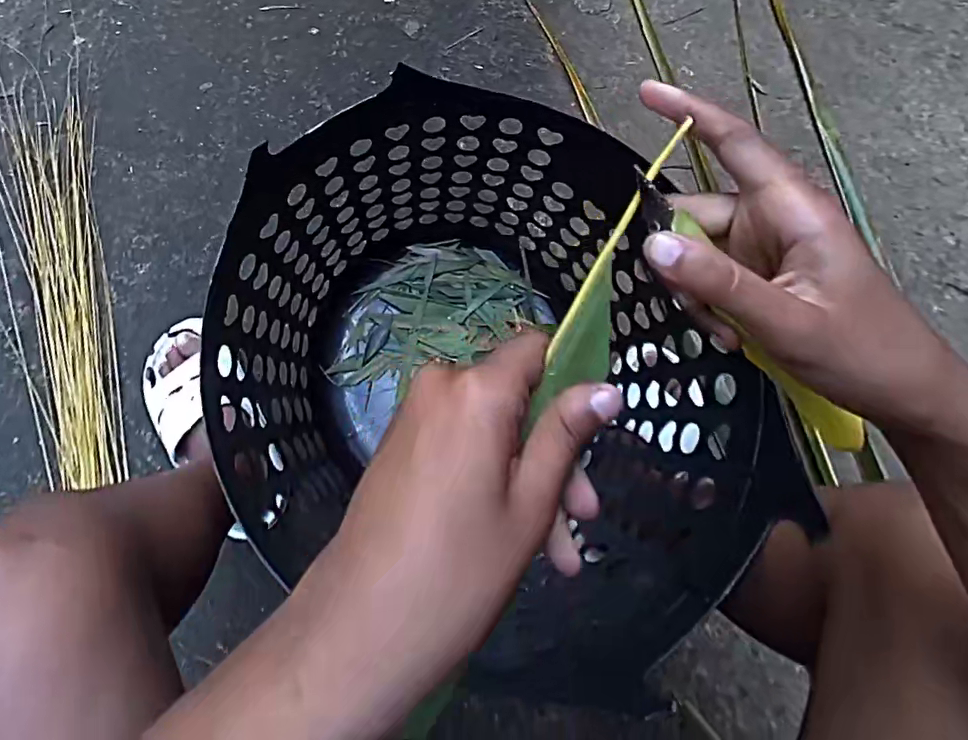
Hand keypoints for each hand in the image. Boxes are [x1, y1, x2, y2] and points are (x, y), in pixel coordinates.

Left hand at [290, 334, 621, 732]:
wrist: (361, 621)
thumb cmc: (459, 568)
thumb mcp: (529, 503)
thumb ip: (566, 436)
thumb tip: (606, 387)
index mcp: (474, 389)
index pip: (534, 347)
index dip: (571, 378)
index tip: (593, 428)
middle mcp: (440, 384)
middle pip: (516, 397)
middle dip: (553, 452)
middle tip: (581, 517)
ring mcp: (416, 412)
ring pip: (492, 427)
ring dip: (527, 477)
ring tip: (556, 552)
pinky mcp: (403, 440)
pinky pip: (461, 441)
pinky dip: (491, 475)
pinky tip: (517, 538)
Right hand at [637, 81, 967, 439]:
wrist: (907, 396)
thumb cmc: (865, 351)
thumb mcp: (786, 321)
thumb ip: (717, 283)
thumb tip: (653, 244)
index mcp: (792, 208)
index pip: (734, 144)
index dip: (689, 113)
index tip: (646, 91)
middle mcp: (771, 217)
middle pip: (694, 211)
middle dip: (680, 256)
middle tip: (693, 305)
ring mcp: (760, 246)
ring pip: (692, 248)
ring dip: (693, 290)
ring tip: (722, 329)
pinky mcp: (754, 272)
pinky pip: (704, 273)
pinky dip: (704, 302)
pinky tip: (727, 332)